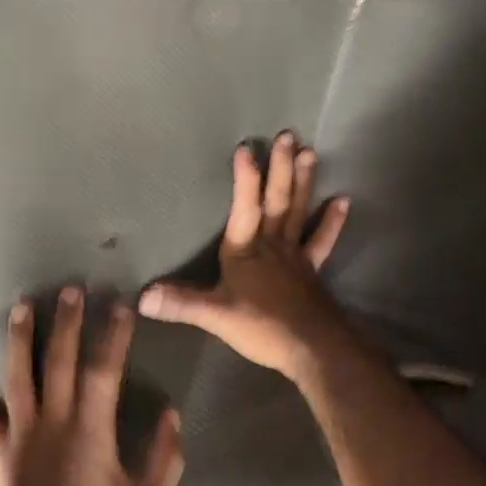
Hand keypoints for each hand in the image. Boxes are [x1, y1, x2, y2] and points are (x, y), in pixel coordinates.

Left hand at [0, 287, 184, 485]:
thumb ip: (163, 460)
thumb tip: (171, 415)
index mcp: (91, 431)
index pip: (103, 369)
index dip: (113, 335)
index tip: (120, 305)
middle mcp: (53, 422)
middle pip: (58, 360)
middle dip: (66, 322)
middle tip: (71, 289)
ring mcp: (21, 435)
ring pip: (17, 376)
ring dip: (19, 338)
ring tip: (21, 305)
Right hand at [138, 131, 352, 381]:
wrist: (315, 350)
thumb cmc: (264, 327)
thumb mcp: (216, 316)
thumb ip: (181, 303)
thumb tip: (141, 296)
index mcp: (245, 250)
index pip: (244, 207)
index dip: (245, 179)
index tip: (246, 148)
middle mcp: (271, 244)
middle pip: (277, 200)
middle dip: (280, 167)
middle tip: (288, 135)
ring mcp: (295, 255)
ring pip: (298, 211)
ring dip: (304, 182)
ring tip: (311, 151)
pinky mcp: (312, 269)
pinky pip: (322, 240)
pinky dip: (332, 221)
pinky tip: (344, 200)